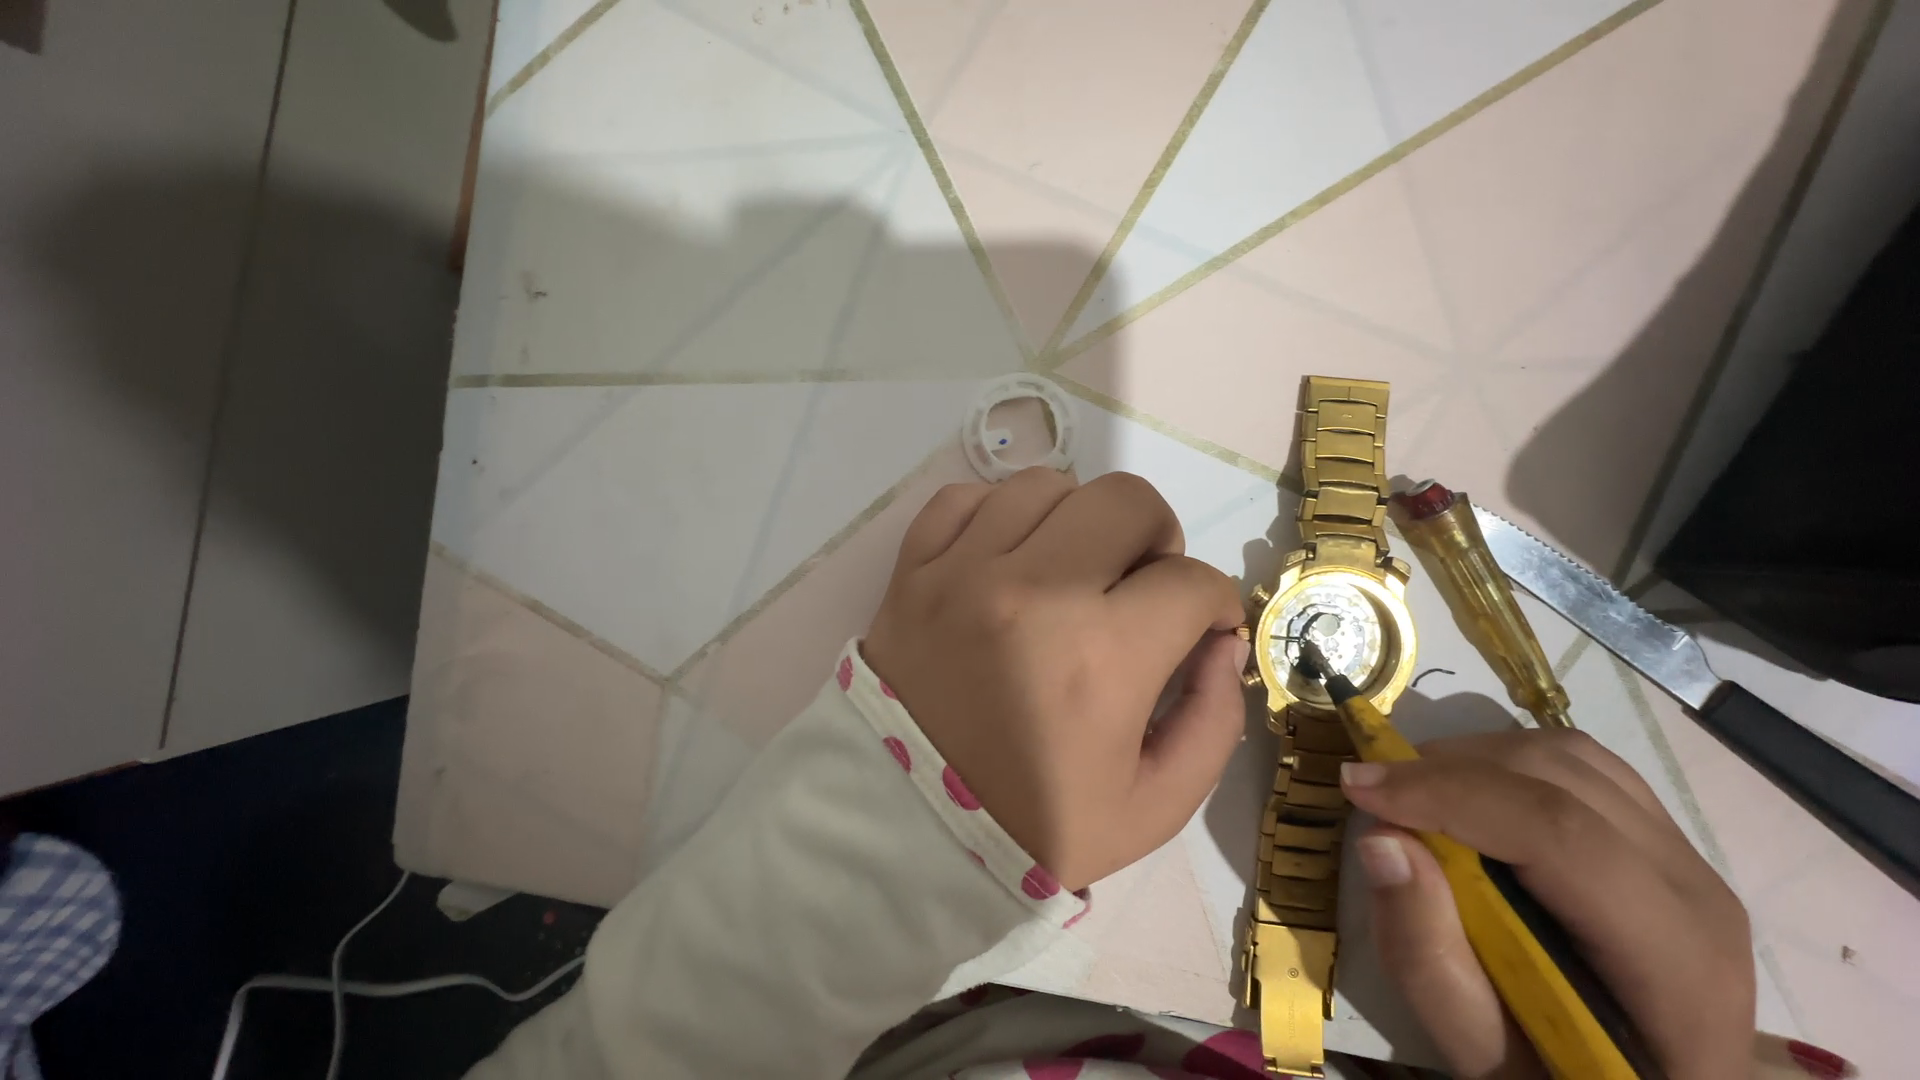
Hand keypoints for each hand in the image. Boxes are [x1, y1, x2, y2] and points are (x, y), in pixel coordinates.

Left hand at [863, 467, 1249, 889]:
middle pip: (1127, 501)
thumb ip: (1213, 720)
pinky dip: (996, 512)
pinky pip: (964, 497)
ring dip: (1078, 520)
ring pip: (1046, 484)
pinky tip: (1007, 554)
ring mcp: (963, 572)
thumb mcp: (1154, 805)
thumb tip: (1221, 639)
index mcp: (1102, 657)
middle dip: (1157, 539)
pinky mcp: (910, 571)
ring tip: (1070, 568)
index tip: (1200, 626)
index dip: (1214, 603)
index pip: (1191, 582)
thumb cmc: (1035, 823)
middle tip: (1140, 585)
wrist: (908, 830)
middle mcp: (1034, 593)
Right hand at [1341, 729, 1754, 1079]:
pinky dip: (1506, 761)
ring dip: (1473, 758)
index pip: (1559, 834)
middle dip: (1447, 770)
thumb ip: (1428, 955)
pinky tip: (1466, 793)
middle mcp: (1695, 891)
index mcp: (1671, 960)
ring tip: (1411, 790)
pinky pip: (1579, 763)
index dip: (1450, 795)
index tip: (1356, 787)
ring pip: (1568, 755)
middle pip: (1560, 779)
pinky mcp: (1661, 838)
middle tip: (1370, 791)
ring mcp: (1685, 857)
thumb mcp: (1479, 1050)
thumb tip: (1380, 839)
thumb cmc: (1557, 1076)